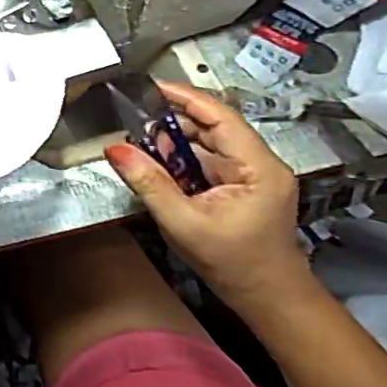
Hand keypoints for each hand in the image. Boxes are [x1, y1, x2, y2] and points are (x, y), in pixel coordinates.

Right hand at [104, 81, 312, 308]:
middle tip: (136, 126)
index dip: (186, 97)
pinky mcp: (241, 187)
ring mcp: (251, 175)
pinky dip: (182, 161)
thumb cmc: (235, 264)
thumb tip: (116, 149)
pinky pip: (207, 161)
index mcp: (258, 167)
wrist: (269, 299)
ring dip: (175, 144)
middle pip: (213, 127)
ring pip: (208, 144)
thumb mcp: (183, 222)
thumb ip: (149, 182)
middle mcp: (260, 164)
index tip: (153, 88)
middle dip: (173, 124)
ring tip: (144, 149)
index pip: (221, 116)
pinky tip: (161, 168)